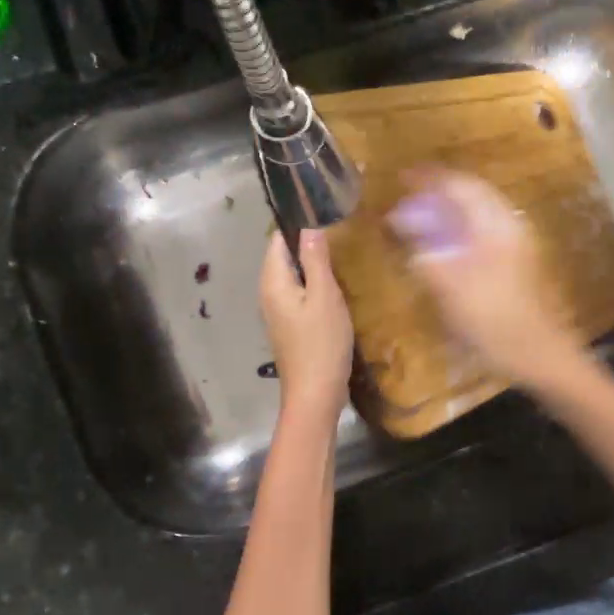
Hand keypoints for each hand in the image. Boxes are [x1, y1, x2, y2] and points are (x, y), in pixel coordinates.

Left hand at [259, 229, 352, 416]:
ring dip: (315, 269)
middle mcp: (269, 294)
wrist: (315, 395)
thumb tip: (310, 227)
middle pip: (285, 258)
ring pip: (295, 278)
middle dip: (310, 247)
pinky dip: (316, 289)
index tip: (329, 219)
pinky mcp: (291, 327)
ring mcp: (278, 313)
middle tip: (343, 239)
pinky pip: (301, 296)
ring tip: (344, 261)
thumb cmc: (321, 344)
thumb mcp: (324, 297)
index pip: (278, 240)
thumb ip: (316, 260)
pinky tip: (338, 292)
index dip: (301, 227)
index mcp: (273, 282)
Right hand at [387, 168, 579, 383]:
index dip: (430, 179)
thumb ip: (426, 251)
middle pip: (473, 194)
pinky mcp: (518, 264)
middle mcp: (510, 226)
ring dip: (451, 210)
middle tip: (410, 197)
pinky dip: (461, 229)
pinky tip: (445, 245)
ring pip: (480, 213)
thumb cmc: (496, 323)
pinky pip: (484, 232)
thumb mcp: (452, 289)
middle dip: (440, 192)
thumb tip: (403, 222)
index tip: (402, 178)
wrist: (542, 357)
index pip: (461, 185)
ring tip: (422, 217)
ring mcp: (517, 245)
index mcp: (496, 225)